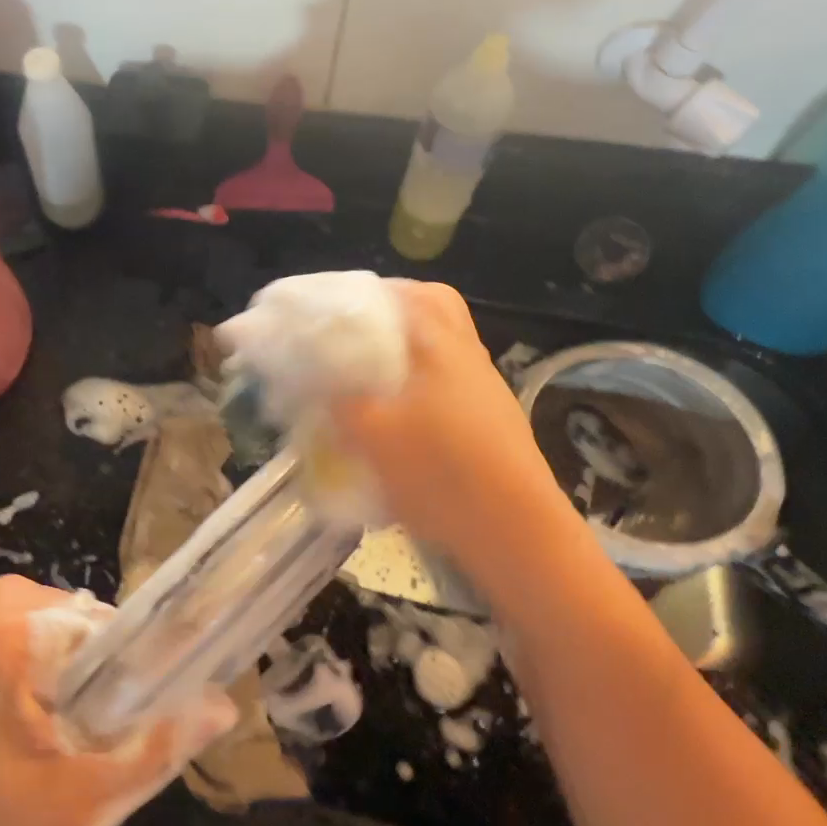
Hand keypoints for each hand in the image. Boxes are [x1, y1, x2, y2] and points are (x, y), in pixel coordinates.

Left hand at [0, 576, 235, 825]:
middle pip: (105, 629)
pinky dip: (76, 677)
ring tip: (85, 736)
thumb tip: (226, 704)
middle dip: (121, 681)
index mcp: (20, 623)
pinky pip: (66, 640)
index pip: (121, 624)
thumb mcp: (78, 799)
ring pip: (89, 636)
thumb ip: (154, 749)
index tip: (163, 711)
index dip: (152, 667)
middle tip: (110, 740)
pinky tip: (66, 722)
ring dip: (100, 682)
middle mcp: (9, 598)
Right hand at [330, 282, 560, 558]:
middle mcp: (465, 351)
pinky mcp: (489, 417)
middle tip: (348, 335)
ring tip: (362, 374)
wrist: (515, 532)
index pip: (397, 293)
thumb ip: (334, 399)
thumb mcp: (370, 435)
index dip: (355, 295)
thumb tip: (310, 378)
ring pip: (437, 345)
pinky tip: (393, 415)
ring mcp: (483, 384)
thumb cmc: (440, 471)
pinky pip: (445, 378)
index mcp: (438, 341)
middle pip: (428, 308)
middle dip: (384, 314)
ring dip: (400, 349)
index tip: (321, 312)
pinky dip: (416, 381)